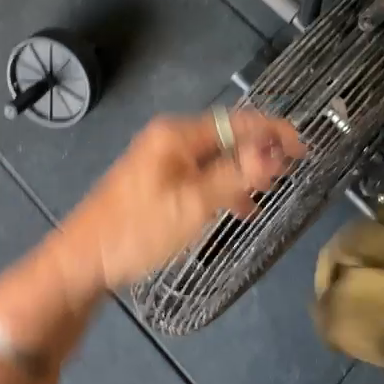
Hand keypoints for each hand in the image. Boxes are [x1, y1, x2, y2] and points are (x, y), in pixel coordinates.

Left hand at [55, 110, 303, 290]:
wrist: (80, 262)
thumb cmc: (137, 231)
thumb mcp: (193, 205)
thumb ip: (236, 175)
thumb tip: (274, 149)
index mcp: (177, 135)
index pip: (237, 121)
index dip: (273, 131)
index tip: (302, 146)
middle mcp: (169, 137)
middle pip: (226, 135)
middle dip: (260, 149)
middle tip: (292, 167)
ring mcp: (160, 158)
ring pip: (214, 156)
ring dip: (243, 169)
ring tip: (269, 189)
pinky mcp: (155, 180)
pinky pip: (200, 173)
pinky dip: (222, 185)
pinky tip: (237, 207)